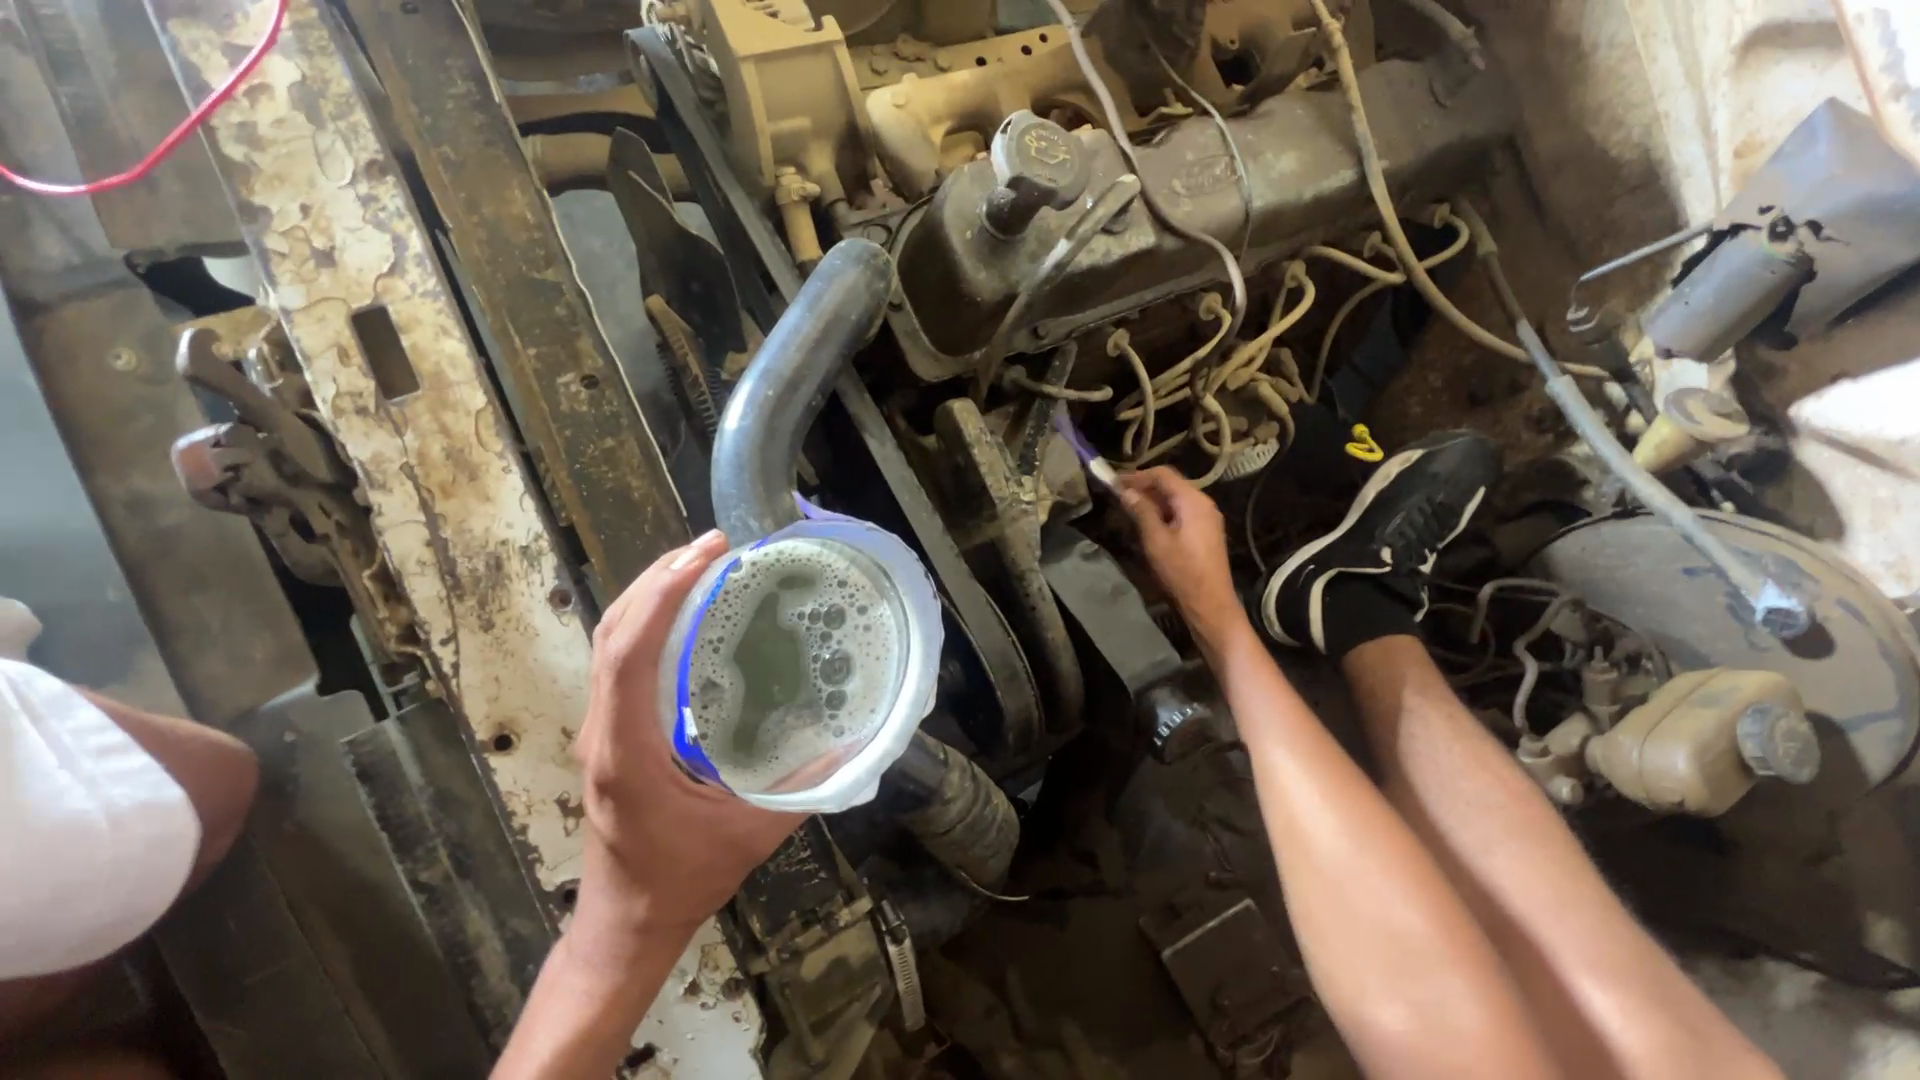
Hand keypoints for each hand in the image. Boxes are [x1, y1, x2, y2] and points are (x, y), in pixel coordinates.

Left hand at [571, 529, 803, 939]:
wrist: (626, 923)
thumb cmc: (681, 881)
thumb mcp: (751, 836)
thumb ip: (803, 789)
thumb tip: (853, 742)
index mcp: (628, 752)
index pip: (629, 654)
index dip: (662, 596)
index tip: (706, 556)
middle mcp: (603, 731)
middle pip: (612, 633)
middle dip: (657, 578)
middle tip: (712, 545)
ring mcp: (600, 731)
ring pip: (607, 642)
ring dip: (648, 595)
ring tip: (700, 564)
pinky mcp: (608, 735)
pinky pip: (618, 661)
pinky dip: (647, 622)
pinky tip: (686, 615)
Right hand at [1116, 467, 1248, 650]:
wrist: (1210, 602)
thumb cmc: (1181, 571)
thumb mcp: (1155, 540)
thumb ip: (1142, 512)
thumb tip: (1127, 492)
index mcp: (1192, 500)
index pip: (1163, 474)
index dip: (1137, 475)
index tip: (1115, 483)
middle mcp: (1203, 502)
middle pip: (1171, 484)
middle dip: (1144, 487)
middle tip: (1119, 495)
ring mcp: (1208, 516)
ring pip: (1176, 498)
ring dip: (1153, 500)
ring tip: (1130, 508)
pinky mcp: (1206, 530)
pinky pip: (1183, 511)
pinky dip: (1164, 511)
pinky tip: (1149, 522)